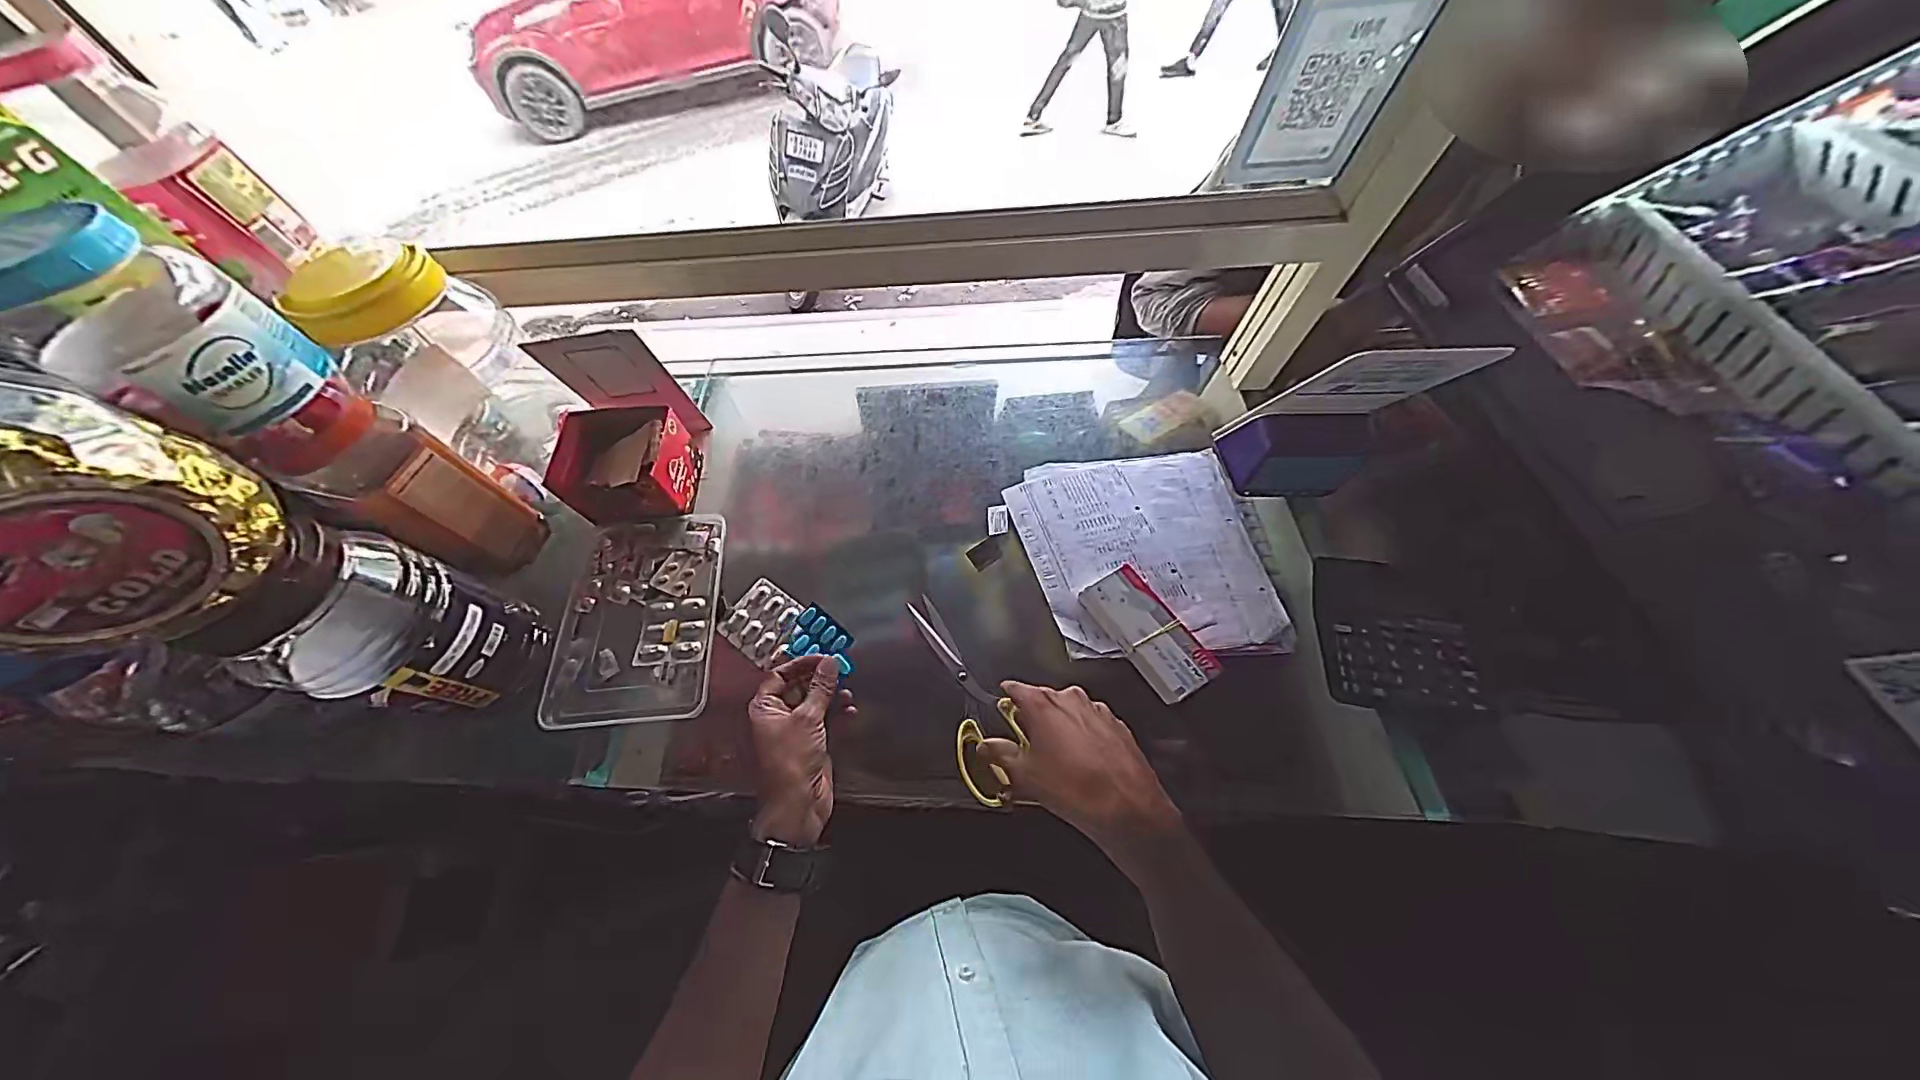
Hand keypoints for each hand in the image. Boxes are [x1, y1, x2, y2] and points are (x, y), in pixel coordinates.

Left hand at [746, 654, 852, 846]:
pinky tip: (848, 707)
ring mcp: (796, 730)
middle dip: (819, 676)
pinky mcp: (813, 742)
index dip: (801, 663)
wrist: (799, 804)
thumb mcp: (807, 718)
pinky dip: (838, 711)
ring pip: (814, 701)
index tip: (821, 655)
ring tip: (845, 684)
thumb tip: (829, 664)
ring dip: (831, 693)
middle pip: (799, 686)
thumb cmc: (789, 767)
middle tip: (838, 666)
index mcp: (764, 708)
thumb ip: (821, 688)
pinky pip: (826, 718)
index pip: (780, 674)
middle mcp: (778, 717)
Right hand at [976, 682, 1183, 868]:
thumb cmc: (1081, 790)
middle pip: (1042, 701)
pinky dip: (1081, 739)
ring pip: (1068, 714)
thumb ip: (1000, 754)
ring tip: (1054, 764)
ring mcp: (1096, 711)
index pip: (1014, 688)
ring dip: (1058, 731)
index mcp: (1043, 703)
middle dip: (1031, 722)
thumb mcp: (1025, 775)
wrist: (1128, 808)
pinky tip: (1078, 767)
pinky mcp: (1116, 726)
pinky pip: (1090, 726)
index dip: (1003, 699)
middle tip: (1024, 749)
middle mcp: (1071, 699)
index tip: (1000, 708)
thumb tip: (988, 747)